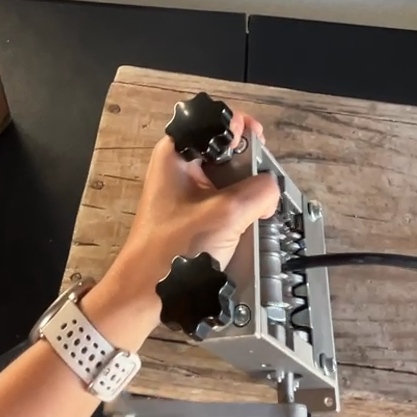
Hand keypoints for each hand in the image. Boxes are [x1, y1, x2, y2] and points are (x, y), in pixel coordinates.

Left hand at [125, 113, 280, 270]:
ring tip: (257, 207)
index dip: (241, 127)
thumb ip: (258, 192)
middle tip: (263, 182)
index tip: (261, 142)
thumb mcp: (225, 214)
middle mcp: (179, 166)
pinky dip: (238, 206)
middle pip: (224, 149)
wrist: (144, 294)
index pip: (213, 122)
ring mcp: (185, 191)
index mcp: (177, 153)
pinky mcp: (191, 212)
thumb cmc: (172, 251)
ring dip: (246, 188)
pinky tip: (246, 222)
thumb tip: (271, 188)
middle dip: (248, 163)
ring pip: (226, 176)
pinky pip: (223, 198)